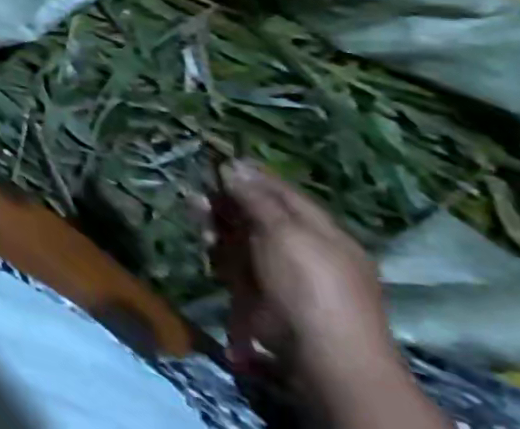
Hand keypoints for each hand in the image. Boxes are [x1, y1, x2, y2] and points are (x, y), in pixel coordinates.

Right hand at [207, 162, 396, 384]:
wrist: (320, 356)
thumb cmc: (310, 284)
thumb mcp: (285, 231)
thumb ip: (256, 198)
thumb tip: (233, 165)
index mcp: (321, 231)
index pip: (283, 193)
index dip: (252, 176)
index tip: (219, 163)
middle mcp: (302, 249)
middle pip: (258, 216)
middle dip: (228, 203)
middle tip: (199, 195)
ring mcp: (282, 275)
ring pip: (243, 240)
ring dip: (218, 226)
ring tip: (197, 216)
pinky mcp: (262, 297)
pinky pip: (237, 267)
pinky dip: (220, 255)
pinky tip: (207, 246)